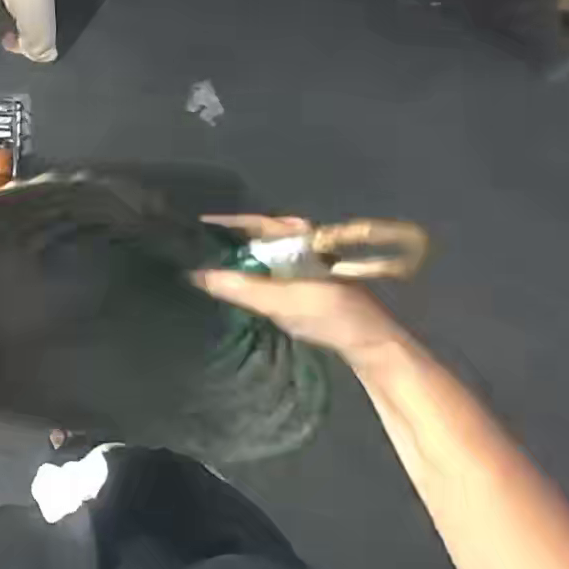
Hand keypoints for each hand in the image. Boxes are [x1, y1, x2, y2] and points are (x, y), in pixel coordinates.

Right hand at [192, 215, 410, 361]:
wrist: (373, 346)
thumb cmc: (330, 315)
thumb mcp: (279, 302)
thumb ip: (239, 288)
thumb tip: (195, 274)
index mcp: (301, 241)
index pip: (256, 222)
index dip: (226, 222)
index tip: (198, 222)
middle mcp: (306, 245)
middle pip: (260, 234)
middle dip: (231, 236)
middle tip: (201, 241)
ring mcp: (310, 263)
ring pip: (267, 250)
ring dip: (241, 253)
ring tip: (212, 257)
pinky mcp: (311, 281)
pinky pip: (273, 265)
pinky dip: (252, 267)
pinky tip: (239, 277)